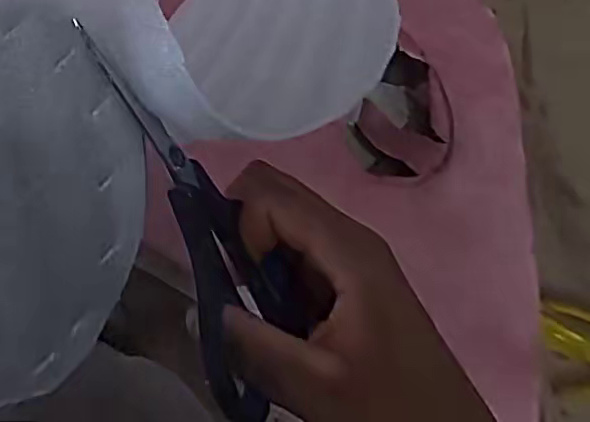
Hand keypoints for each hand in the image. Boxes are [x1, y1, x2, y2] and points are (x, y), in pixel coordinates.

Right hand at [223, 161, 490, 421]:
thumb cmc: (392, 409)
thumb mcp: (319, 388)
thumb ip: (256, 347)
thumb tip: (197, 310)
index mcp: (346, 246)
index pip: (270, 194)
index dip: (243, 227)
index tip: (242, 280)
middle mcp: (349, 233)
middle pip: (277, 190)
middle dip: (243, 225)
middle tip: (239, 282)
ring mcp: (353, 251)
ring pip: (286, 216)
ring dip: (259, 250)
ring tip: (262, 305)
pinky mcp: (352, 273)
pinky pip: (300, 244)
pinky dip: (277, 266)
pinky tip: (284, 314)